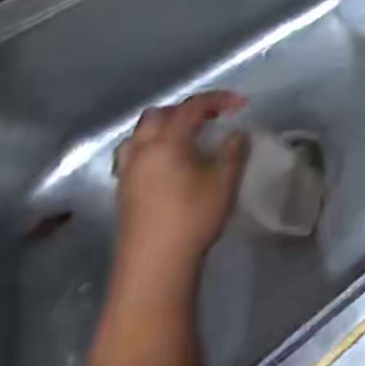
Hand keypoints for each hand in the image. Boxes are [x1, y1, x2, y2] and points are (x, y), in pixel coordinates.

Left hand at [111, 91, 248, 279]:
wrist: (154, 265)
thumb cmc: (193, 218)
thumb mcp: (224, 181)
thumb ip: (232, 151)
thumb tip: (236, 133)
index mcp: (167, 142)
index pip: (192, 107)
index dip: (218, 100)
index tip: (241, 104)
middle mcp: (142, 150)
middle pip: (159, 114)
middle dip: (187, 110)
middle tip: (212, 119)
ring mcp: (128, 171)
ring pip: (141, 133)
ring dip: (165, 127)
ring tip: (188, 138)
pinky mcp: (123, 190)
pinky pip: (135, 153)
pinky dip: (154, 146)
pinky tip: (170, 162)